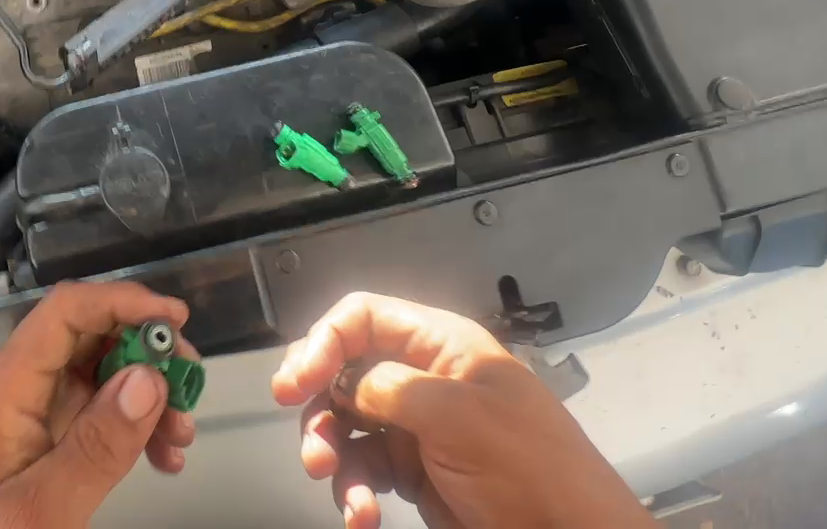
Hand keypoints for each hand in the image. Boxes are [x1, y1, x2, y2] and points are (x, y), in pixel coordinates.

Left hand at [0, 281, 197, 528]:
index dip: (119, 301)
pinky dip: (141, 425)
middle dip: (146, 348)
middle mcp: (25, 384)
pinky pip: (105, 411)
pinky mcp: (55, 440)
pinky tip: (166, 458)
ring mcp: (40, 411)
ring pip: (105, 371)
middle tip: (191, 380)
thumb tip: (150, 376)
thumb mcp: (42, 508)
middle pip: (91, 335)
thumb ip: (95, 446)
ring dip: (151, 391)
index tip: (174, 319)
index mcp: (9, 384)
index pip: (65, 311)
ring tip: (183, 434)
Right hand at [271, 292, 652, 528]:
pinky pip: (365, 469)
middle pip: (344, 372)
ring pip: (348, 424)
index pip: (362, 318)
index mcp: (440, 346)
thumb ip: (387, 387)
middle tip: (310, 448)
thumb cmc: (530, 473)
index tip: (296, 385)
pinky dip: (355, 492)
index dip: (323, 342)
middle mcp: (422, 378)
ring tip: (344, 495)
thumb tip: (342, 384)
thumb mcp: (457, 418)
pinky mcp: (416, 473)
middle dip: (321, 408)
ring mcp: (418, 427)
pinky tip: (362, 518)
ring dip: (334, 456)